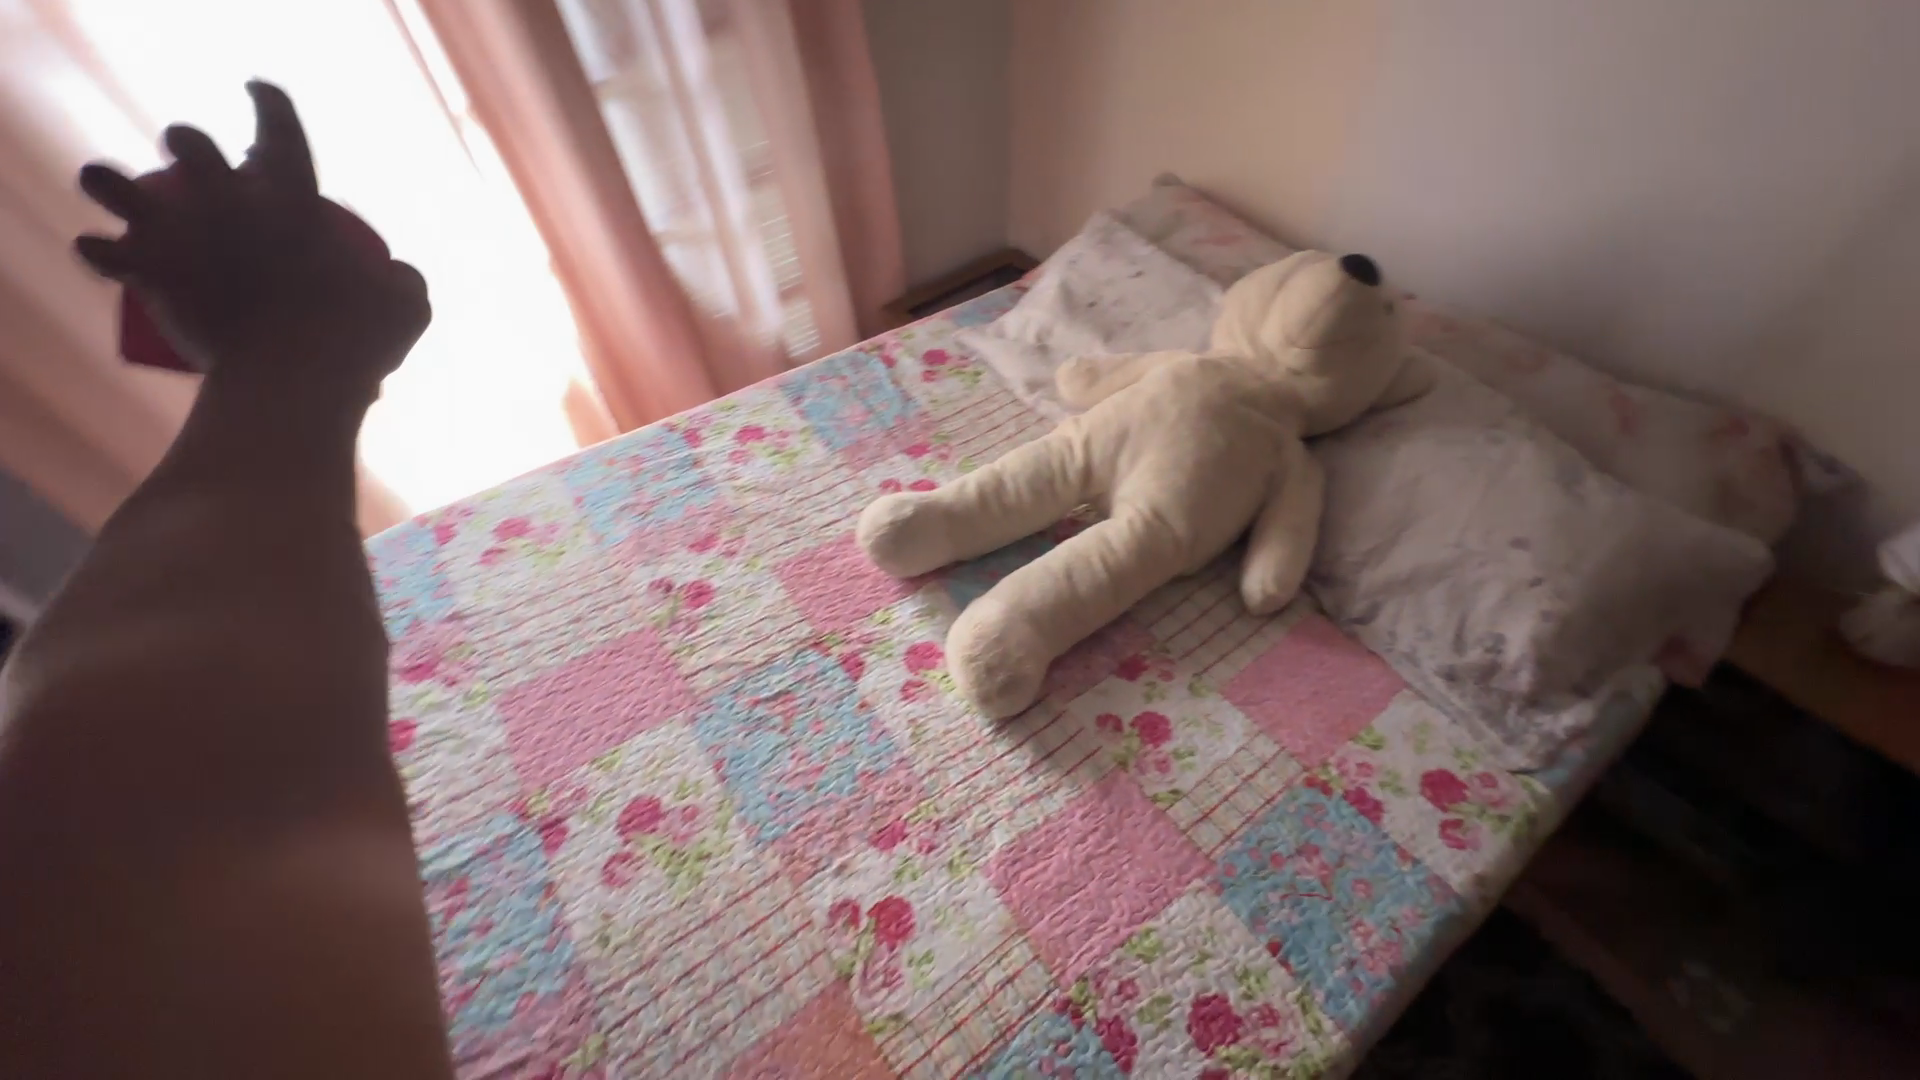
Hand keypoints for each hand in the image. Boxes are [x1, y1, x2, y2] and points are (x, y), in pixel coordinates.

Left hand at [76, 81, 429, 405]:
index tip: (259, 91)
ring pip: (116, 183)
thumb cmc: (359, 340)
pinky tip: (98, 249)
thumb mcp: (409, 307)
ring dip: (109, 179)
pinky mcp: (149, 275)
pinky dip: (99, 251)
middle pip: (189, 144)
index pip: (279, 129)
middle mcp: (228, 203)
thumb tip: (395, 270)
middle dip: (187, 142)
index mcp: (293, 202)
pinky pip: (102, 253)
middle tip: (195, 156)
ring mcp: (182, 236)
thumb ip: (405, 279)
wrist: (296, 379)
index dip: (268, 101)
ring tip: (110, 181)